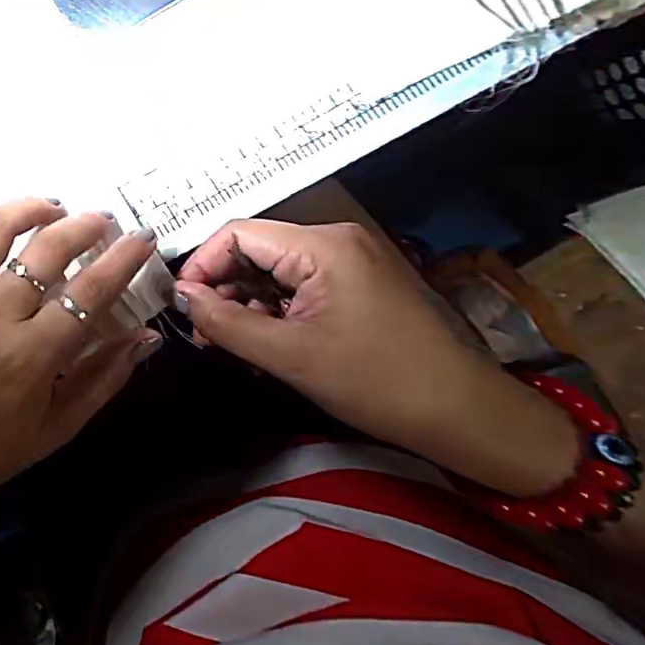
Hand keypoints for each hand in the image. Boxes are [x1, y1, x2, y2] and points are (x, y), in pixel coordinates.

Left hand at [0, 199, 163, 545]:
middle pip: (46, 250)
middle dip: (84, 226)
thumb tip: (148, 336)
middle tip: (104, 221)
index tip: (144, 238)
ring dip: (27, 210)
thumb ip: (106, 378)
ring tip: (53, 207)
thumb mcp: (59, 427)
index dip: (123, 260)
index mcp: (31, 354)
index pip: (89, 291)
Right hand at [174, 220, 578, 496]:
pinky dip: (278, 309)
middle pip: (257, 249)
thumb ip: (226, 322)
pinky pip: (302, 283)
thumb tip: (183, 298)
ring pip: (277, 269)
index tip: (183, 307)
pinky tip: (269, 342)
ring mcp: (351, 259)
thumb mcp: (290, 355)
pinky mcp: (359, 281)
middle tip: (206, 334)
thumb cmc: (377, 381)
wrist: (461, 411)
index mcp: (322, 244)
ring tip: (236, 344)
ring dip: (249, 302)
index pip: (238, 233)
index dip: (202, 266)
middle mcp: (336, 238)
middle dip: (224, 288)